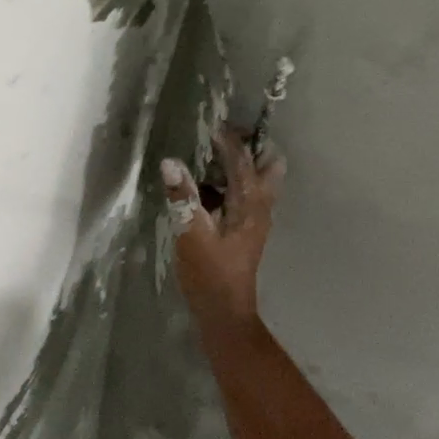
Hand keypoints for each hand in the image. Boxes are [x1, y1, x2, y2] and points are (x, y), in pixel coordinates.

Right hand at [161, 126, 286, 328]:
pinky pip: (244, 193)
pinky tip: (203, 186)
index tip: (212, 125)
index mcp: (249, 204)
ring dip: (240, 163)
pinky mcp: (244, 228)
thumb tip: (170, 161)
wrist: (224, 314)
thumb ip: (182, 196)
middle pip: (269, 166)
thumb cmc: (209, 273)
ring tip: (208, 156)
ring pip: (258, 179)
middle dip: (251, 147)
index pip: (242, 161)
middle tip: (222, 137)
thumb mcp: (190, 233)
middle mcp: (259, 207)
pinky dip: (230, 181)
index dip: (229, 140)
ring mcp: (254, 218)